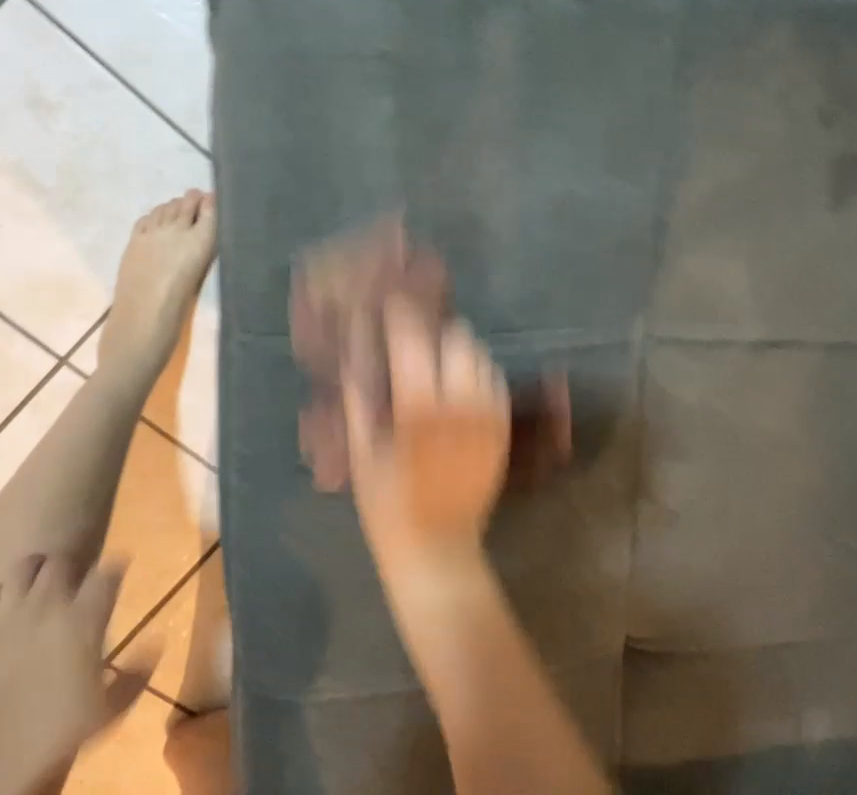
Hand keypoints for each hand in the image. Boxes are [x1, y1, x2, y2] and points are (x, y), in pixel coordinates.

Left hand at [0, 555, 151, 793]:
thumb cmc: (56, 727)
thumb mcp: (109, 707)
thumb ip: (136, 673)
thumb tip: (158, 643)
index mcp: (84, 618)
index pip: (107, 573)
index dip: (115, 568)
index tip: (119, 570)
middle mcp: (48, 603)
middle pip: (62, 562)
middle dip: (71, 566)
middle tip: (76, 581)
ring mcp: (7, 612)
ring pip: (23, 567)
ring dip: (33, 571)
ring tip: (38, 584)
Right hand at [344, 296, 510, 575]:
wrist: (439, 550)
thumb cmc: (389, 507)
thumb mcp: (363, 456)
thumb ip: (360, 404)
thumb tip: (355, 362)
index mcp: (418, 409)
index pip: (413, 342)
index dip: (402, 317)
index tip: (393, 306)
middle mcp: (459, 404)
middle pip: (457, 340)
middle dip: (435, 332)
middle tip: (418, 338)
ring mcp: (486, 416)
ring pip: (481, 358)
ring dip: (459, 351)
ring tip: (439, 359)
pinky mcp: (501, 430)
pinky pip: (496, 385)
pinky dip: (479, 374)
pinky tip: (462, 384)